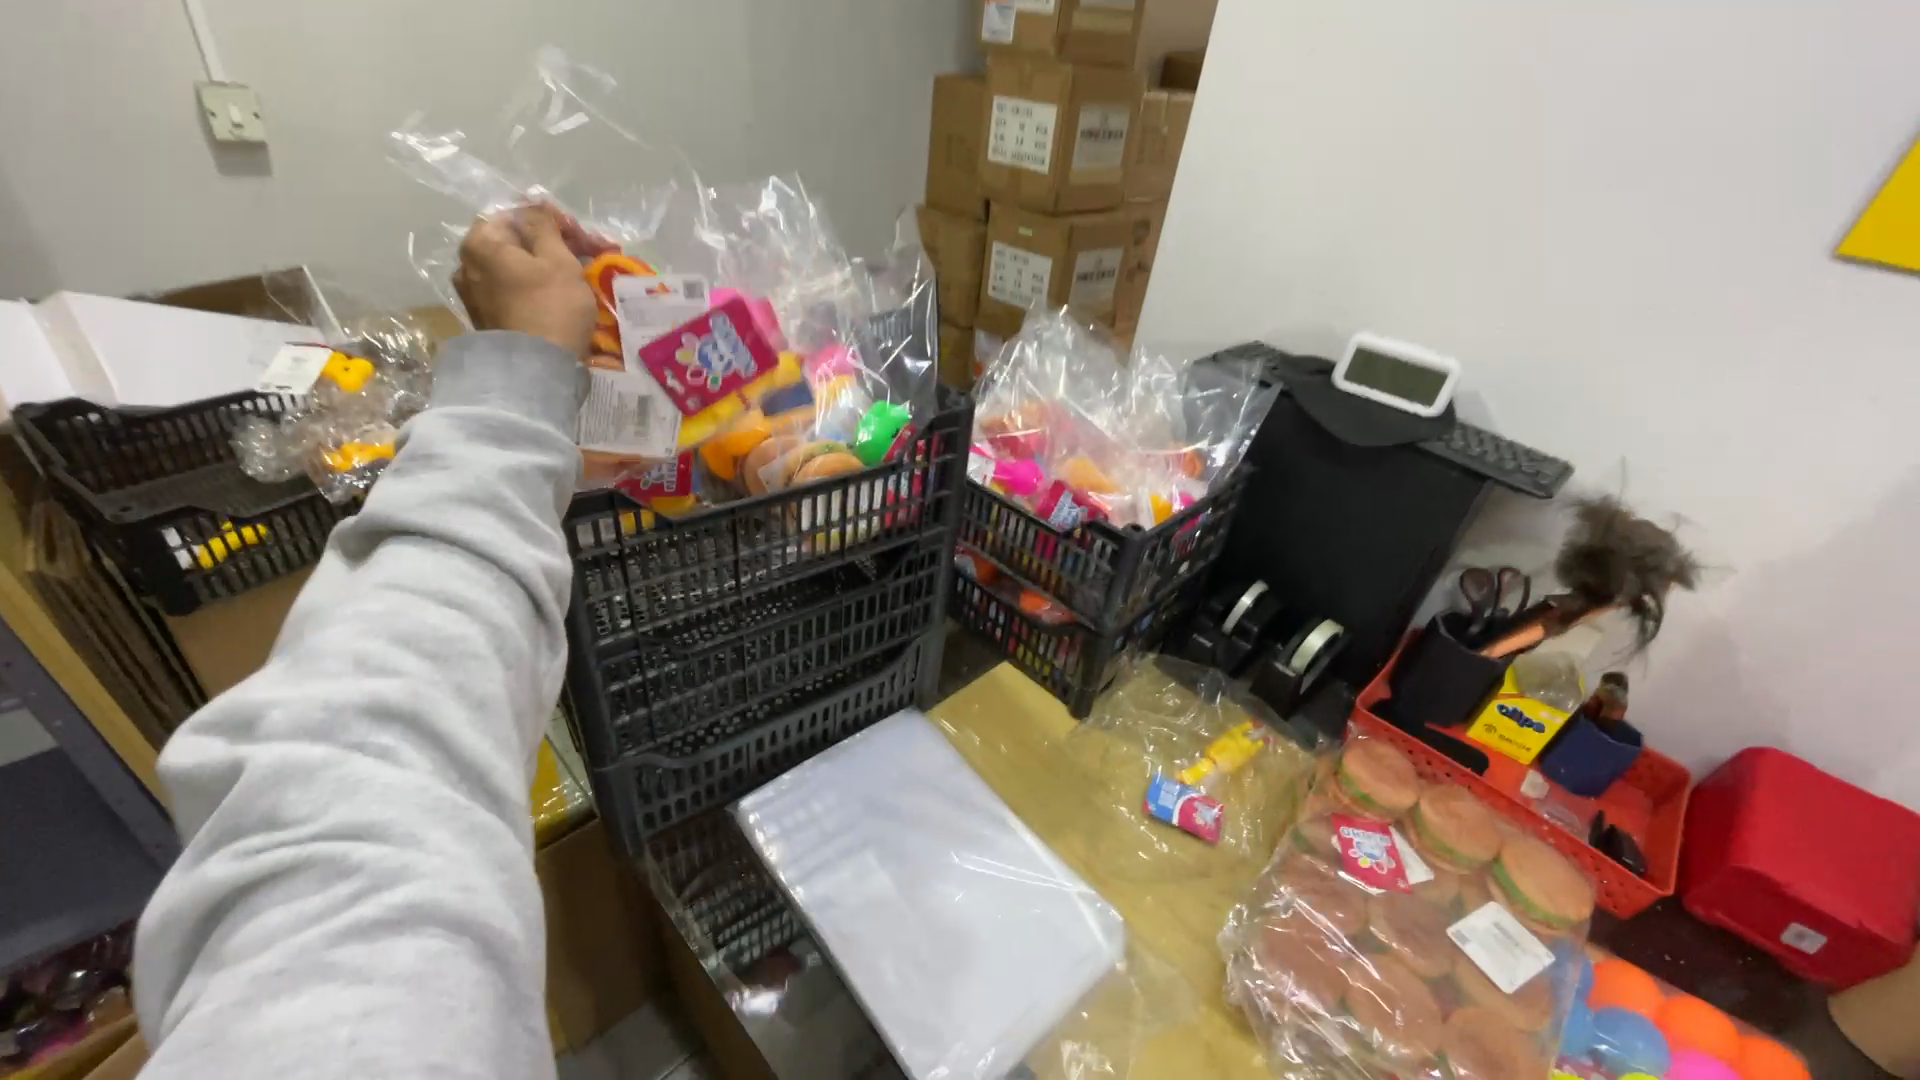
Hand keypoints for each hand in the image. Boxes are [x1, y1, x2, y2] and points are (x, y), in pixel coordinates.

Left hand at [453, 204, 596, 359]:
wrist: (537, 369)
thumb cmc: (551, 307)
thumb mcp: (557, 259)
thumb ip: (544, 225)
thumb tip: (533, 205)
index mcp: (481, 242)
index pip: (518, 214)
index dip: (554, 220)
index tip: (584, 235)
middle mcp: (467, 263)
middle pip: (516, 242)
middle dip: (554, 245)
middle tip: (591, 255)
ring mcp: (475, 294)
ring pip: (517, 268)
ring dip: (548, 267)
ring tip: (580, 277)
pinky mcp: (488, 319)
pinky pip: (514, 292)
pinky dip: (537, 288)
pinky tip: (561, 296)